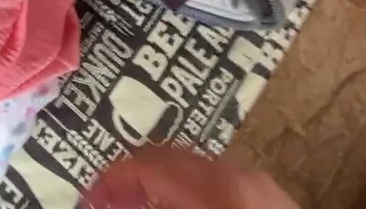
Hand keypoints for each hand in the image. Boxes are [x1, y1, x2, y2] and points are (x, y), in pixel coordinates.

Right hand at [84, 145, 297, 208]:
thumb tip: (105, 204)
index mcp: (215, 182)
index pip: (145, 163)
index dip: (109, 181)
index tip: (87, 201)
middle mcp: (238, 173)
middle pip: (168, 162)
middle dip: (134, 184)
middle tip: (108, 206)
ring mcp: (264, 191)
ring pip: (195, 177)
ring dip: (162, 193)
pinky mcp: (278, 208)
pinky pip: (221, 192)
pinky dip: (191, 201)